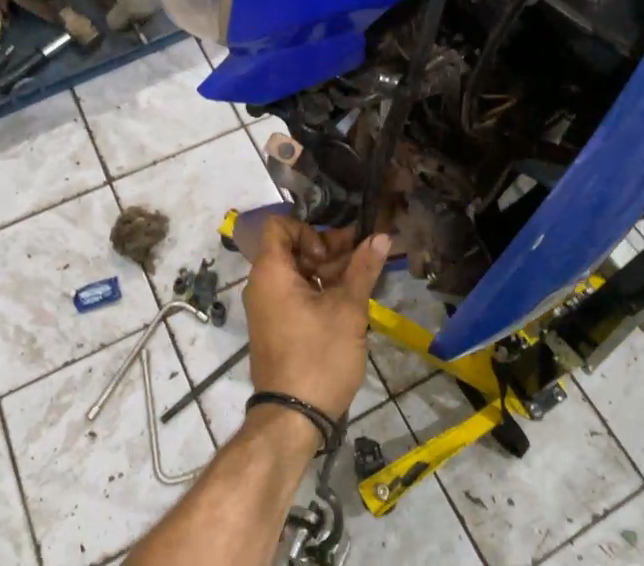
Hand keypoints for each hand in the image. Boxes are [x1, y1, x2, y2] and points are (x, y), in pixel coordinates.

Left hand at [243, 218, 391, 422]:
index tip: (332, 253)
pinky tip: (348, 302)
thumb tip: (380, 236)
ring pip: (297, 273)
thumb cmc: (319, 356)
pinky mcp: (276, 327)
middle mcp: (262, 284)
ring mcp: (267, 308)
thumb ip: (363, 268)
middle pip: (292, 248)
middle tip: (361, 259)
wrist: (294, 417)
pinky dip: (318, 291)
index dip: (309, 230)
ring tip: (361, 280)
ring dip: (327, 271)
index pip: (279, 226)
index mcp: (270, 272)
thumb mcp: (348, 309)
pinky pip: (294, 295)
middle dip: (327, 250)